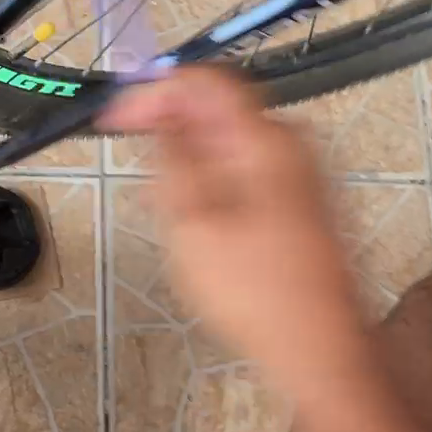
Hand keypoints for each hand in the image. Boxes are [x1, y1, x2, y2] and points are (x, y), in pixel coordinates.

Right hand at [100, 65, 377, 395]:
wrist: (318, 349)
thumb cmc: (249, 288)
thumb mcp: (192, 220)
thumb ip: (172, 156)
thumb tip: (160, 112)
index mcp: (266, 140)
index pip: (205, 82)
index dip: (153, 93)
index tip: (113, 121)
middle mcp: (291, 146)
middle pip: (219, 111)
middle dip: (168, 128)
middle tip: (133, 165)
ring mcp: (302, 176)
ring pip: (230, 145)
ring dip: (187, 158)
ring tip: (155, 198)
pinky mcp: (302, 204)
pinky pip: (246, 172)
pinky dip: (212, 181)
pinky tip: (193, 217)